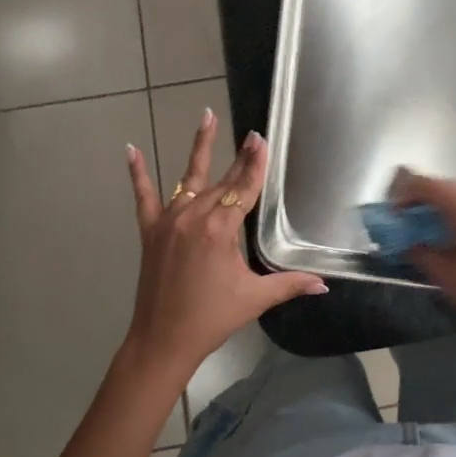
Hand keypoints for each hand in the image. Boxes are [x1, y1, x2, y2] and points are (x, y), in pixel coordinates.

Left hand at [122, 113, 327, 374]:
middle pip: (223, 181)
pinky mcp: (150, 230)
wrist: (162, 341)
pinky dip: (137, 173)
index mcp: (220, 230)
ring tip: (207, 115)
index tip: (261, 138)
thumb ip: (289, 285)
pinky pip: (144, 196)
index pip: (244, 189)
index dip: (255, 164)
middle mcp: (194, 216)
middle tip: (252, 133)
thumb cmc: (211, 319)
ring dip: (199, 146)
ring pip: (188, 177)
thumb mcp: (254, 299)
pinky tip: (131, 149)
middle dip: (240, 156)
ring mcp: (169, 220)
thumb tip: (324, 285)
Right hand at [392, 169, 455, 330]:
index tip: (395, 211)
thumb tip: (406, 243)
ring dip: (445, 211)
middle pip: (448, 190)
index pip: (430, 186)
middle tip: (408, 222)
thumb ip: (420, 252)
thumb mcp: (446, 275)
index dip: (407, 193)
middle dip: (425, 202)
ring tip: (431, 233)